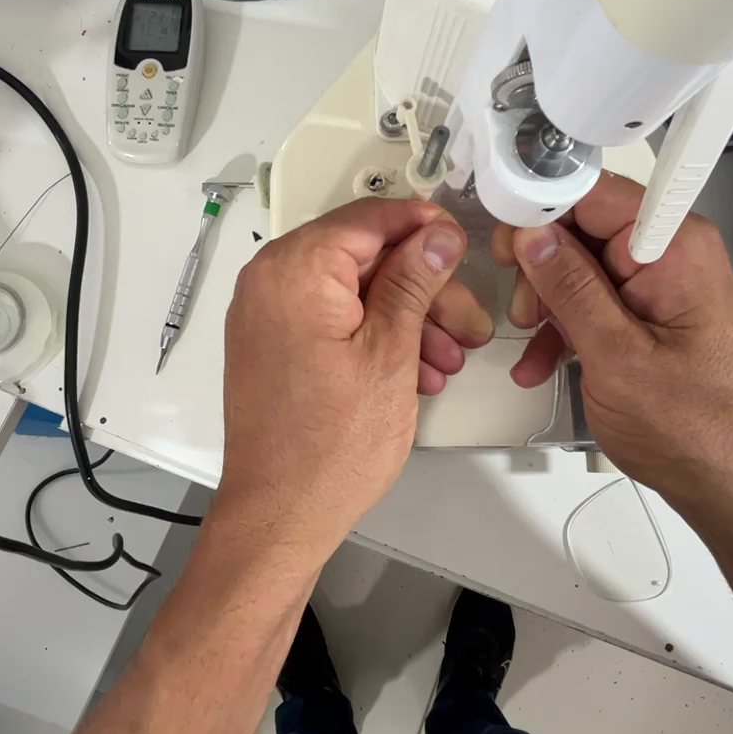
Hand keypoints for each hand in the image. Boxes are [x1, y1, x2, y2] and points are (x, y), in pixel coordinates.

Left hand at [217, 198, 492, 557]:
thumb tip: (436, 236)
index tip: (457, 241)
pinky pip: (330, 318)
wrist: (280, 515)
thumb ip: (414, 282)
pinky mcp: (272, 342)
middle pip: (363, 257)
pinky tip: (414, 369)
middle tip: (466, 319)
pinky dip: (372, 334)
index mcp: (294, 270)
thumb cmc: (329, 448)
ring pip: (351, 291)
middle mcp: (269, 281)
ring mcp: (266, 313)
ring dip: (404, 317)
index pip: (368, 218)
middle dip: (421, 286)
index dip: (421, 226)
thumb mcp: (390, 352)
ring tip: (447, 357)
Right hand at [490, 174, 732, 518]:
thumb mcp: (617, 357)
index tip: (507, 241)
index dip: (543, 209)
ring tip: (534, 341)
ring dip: (545, 300)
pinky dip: (562, 325)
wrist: (732, 486)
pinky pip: (591, 298)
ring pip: (577, 263)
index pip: (595, 193)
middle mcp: (669, 253)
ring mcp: (658, 283)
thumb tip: (531, 235)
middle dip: (540, 265)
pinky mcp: (647, 310)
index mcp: (674, 247)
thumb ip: (571, 289)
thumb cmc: (695, 430)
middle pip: (581, 226)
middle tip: (523, 307)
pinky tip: (542, 361)